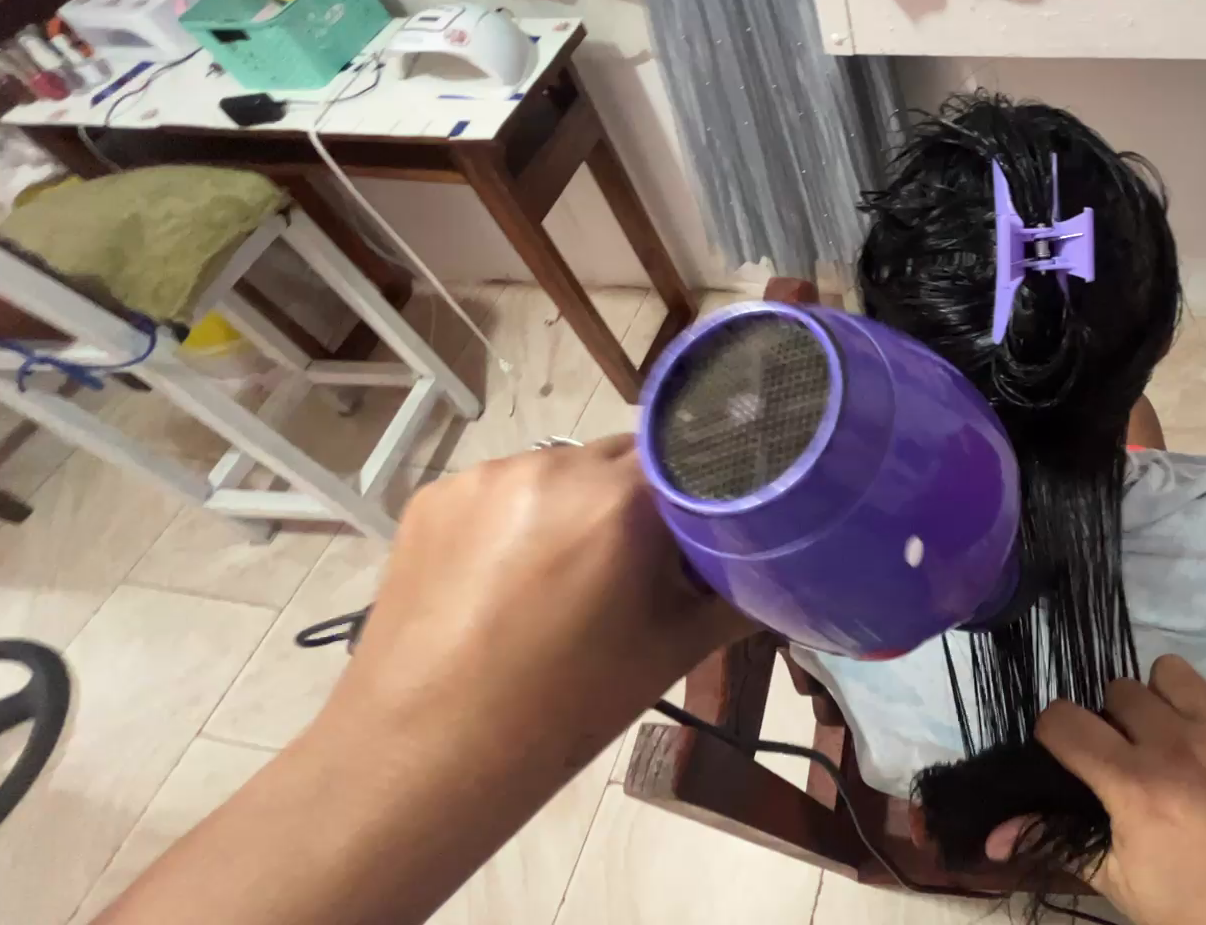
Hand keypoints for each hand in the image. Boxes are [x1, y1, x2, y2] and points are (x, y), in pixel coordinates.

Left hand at [321, 436, 754, 778]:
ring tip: (569, 565)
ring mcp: (486, 476)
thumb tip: (780, 567)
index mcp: (619, 500)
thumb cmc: (570, 704)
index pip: (688, 451)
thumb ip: (741, 593)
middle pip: (624, 455)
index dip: (703, 481)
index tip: (705, 521)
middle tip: (640, 552)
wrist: (425, 753)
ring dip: (581, 499)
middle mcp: (554, 467)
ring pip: (565, 466)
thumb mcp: (679, 646)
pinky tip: (512, 569)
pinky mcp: (435, 495)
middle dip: (642, 492)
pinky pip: (507, 484)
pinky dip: (524, 512)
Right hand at [1001, 655, 1205, 924]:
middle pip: (1118, 690)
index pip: (1063, 720)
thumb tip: (992, 836)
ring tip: (1172, 736)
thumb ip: (1055, 843)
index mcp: (1134, 785)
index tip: (1066, 753)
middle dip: (1113, 722)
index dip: (1054, 732)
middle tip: (1127, 759)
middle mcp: (1176, 744)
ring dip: (1163, 699)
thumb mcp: (1120, 884)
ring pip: (1170, 670)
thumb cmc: (1197, 911)